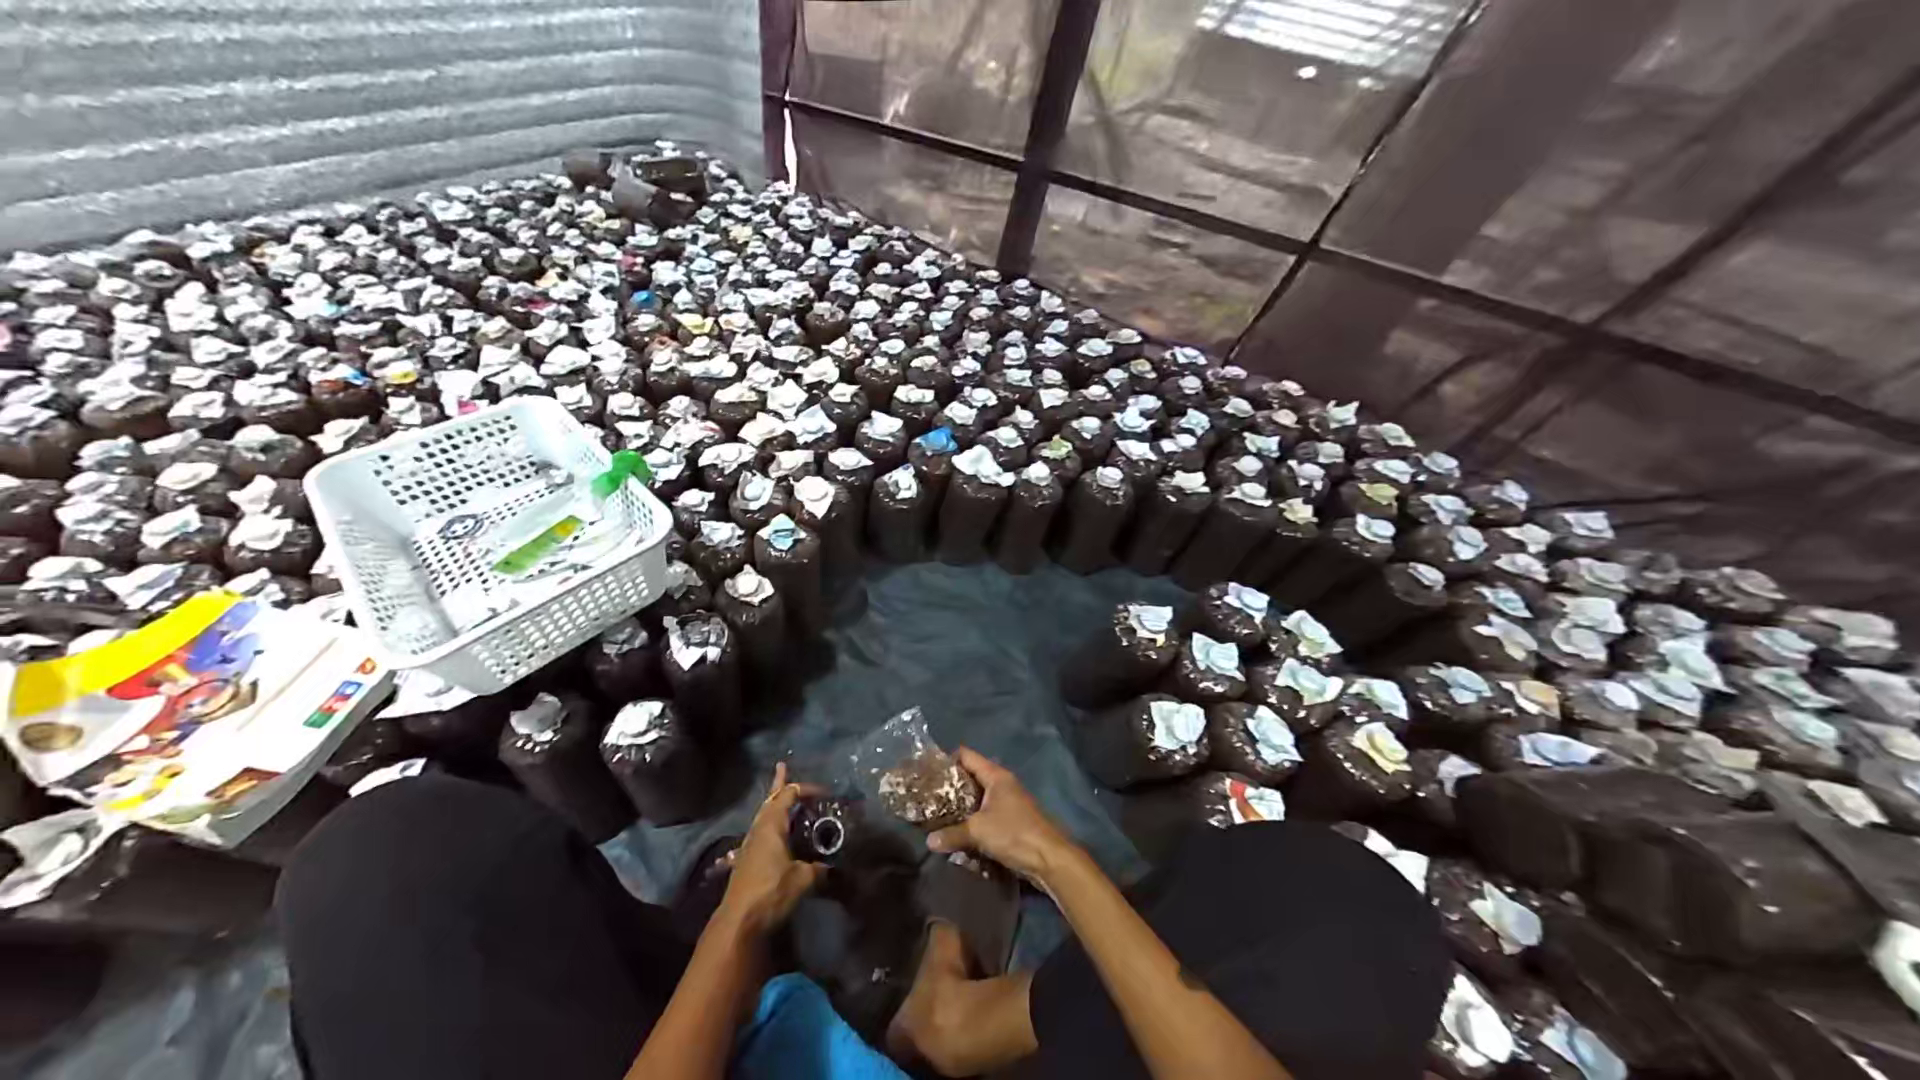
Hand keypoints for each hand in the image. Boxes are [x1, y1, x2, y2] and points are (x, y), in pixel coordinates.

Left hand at [715, 763, 825, 936]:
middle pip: (770, 800)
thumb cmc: (771, 891)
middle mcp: (758, 830)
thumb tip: (833, 868)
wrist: (739, 922)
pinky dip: (772, 825)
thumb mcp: (803, 879)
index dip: (805, 789)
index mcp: (771, 826)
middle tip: (782, 768)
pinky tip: (777, 835)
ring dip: (774, 805)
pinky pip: (762, 833)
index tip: (824, 792)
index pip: (788, 795)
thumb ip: (819, 869)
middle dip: (779, 785)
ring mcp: (749, 847)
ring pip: (764, 817)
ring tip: (782, 798)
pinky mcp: (747, 863)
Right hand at [926, 748, 1081, 887]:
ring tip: (937, 814)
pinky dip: (972, 820)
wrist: (1049, 858)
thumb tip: (929, 841)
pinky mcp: (1011, 820)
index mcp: (996, 776)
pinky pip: (986, 814)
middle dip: (950, 786)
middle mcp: (1002, 784)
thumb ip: (952, 834)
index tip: (927, 771)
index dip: (946, 759)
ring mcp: (1008, 802)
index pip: (966, 755)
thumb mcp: (978, 831)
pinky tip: (957, 831)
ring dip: (961, 806)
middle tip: (928, 795)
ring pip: (978, 797)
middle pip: (971, 776)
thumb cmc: (1014, 834)